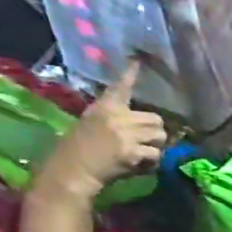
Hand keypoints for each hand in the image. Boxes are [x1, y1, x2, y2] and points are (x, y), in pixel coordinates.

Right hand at [33, 63, 166, 202]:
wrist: (71, 171)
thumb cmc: (77, 149)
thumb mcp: (90, 123)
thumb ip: (112, 117)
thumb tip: (135, 118)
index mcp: (105, 107)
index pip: (121, 86)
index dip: (131, 73)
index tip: (138, 60)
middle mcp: (118, 117)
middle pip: (156, 119)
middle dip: (155, 132)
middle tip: (146, 141)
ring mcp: (126, 134)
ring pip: (160, 136)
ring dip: (156, 146)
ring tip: (143, 153)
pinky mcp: (132, 152)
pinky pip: (155, 155)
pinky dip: (151, 163)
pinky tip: (139, 166)